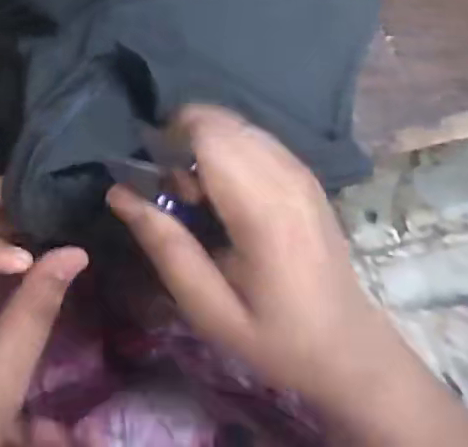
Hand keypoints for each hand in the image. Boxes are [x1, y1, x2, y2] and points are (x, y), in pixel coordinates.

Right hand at [109, 106, 467, 445]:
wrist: (349, 349)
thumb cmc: (275, 336)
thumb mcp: (209, 309)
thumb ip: (165, 246)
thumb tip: (118, 191)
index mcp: (263, 209)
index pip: (209, 132)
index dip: (171, 139)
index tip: (158, 182)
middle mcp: (284, 174)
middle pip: (218, 119)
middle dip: (183, 141)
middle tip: (178, 194)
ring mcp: (299, 167)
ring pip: (233, 122)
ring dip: (204, 143)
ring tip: (202, 196)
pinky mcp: (303, 169)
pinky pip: (251, 134)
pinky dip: (225, 147)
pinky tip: (226, 192)